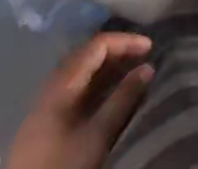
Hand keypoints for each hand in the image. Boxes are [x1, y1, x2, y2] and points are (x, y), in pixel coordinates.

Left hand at [4, 32, 154, 168]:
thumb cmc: (63, 166)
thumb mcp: (97, 136)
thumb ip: (123, 100)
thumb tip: (148, 68)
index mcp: (62, 83)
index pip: (97, 46)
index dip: (125, 41)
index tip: (150, 47)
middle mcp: (53, 85)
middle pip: (88, 55)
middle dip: (118, 51)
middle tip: (144, 57)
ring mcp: (47, 103)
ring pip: (82, 72)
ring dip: (108, 68)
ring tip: (133, 72)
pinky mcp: (47, 121)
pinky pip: (76, 88)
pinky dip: (98, 84)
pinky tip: (110, 95)